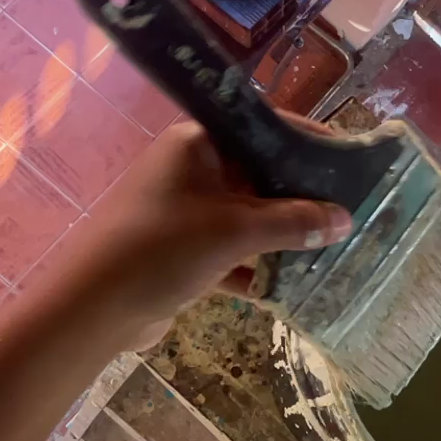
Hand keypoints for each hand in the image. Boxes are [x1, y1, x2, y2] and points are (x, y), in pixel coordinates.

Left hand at [58, 120, 351, 347]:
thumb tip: (344, 219)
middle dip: (299, 196)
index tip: (347, 160)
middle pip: (258, 175)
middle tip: (346, 208)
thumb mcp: (234, 230)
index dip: (306, 144)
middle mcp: (191, 170)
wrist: (92, 309)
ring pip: (246, 216)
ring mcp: (185, 212)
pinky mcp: (182, 251)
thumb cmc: (162, 249)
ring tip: (328, 246)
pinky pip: (230, 250)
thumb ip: (293, 222)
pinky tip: (286, 285)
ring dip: (280, 234)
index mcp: (197, 144)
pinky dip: (254, 266)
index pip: (262, 130)